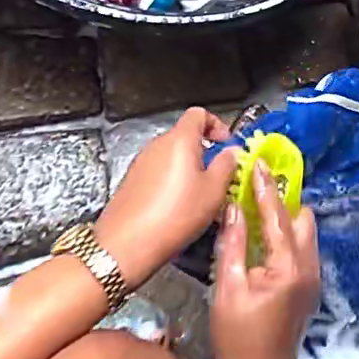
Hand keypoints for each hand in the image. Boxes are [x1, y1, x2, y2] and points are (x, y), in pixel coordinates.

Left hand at [97, 107, 239, 285]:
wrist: (127, 244)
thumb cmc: (173, 215)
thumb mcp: (213, 191)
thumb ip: (226, 165)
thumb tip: (232, 152)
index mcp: (180, 139)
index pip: (199, 113)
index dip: (216, 125)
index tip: (226, 145)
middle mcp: (158, 144)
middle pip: (185, 136)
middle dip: (205, 153)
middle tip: (219, 176)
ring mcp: (142, 162)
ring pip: (172, 156)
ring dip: (189, 170)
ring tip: (200, 197)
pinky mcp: (133, 181)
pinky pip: (158, 172)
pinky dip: (172, 182)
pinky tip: (178, 208)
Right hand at [212, 161, 319, 358]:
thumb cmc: (237, 338)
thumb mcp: (228, 287)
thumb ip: (233, 243)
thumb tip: (234, 208)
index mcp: (288, 268)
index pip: (278, 215)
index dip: (265, 187)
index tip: (257, 163)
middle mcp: (308, 268)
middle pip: (302, 218)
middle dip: (281, 200)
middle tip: (254, 187)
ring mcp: (312, 278)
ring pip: (304, 232)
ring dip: (284, 217)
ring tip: (256, 209)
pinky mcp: (309, 286)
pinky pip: (301, 247)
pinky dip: (285, 234)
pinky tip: (262, 236)